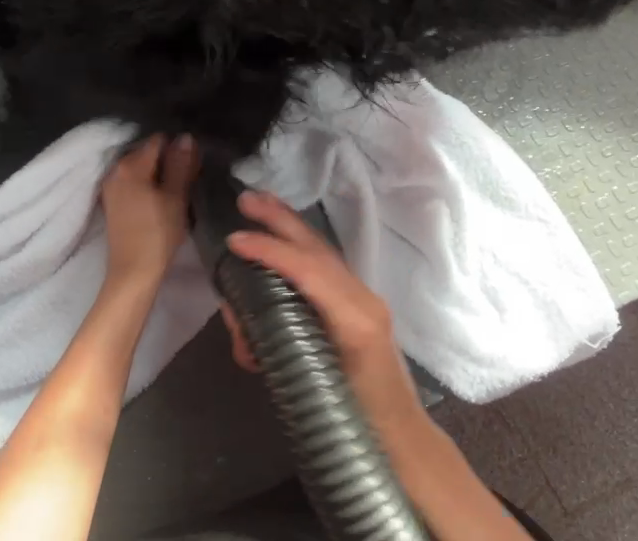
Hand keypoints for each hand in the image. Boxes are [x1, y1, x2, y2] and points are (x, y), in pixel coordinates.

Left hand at [99, 135, 196, 288]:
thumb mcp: (175, 197)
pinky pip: (133, 181)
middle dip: (168, 160)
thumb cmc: (158, 234)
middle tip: (189, 178)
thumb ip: (180, 164)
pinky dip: (147, 184)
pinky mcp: (112, 201)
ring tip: (177, 189)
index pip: (158, 140)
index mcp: (130, 164)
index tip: (193, 163)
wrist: (133, 272)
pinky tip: (161, 199)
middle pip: (147, 152)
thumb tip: (185, 137)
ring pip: (140, 167)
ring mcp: (111, 186)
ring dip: (158, 173)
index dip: (178, 148)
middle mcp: (115, 169)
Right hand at [220, 191, 421, 429]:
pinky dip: (300, 247)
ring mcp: (363, 299)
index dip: (271, 251)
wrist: (402, 439)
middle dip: (280, 219)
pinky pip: (325, 266)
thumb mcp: (314, 388)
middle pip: (317, 248)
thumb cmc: (359, 423)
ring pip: (321, 251)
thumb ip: (276, 353)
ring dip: (288, 226)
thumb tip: (241, 328)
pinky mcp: (357, 305)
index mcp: (356, 318)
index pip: (309, 270)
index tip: (235, 241)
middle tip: (245, 199)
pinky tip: (281, 240)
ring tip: (260, 206)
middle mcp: (362, 299)